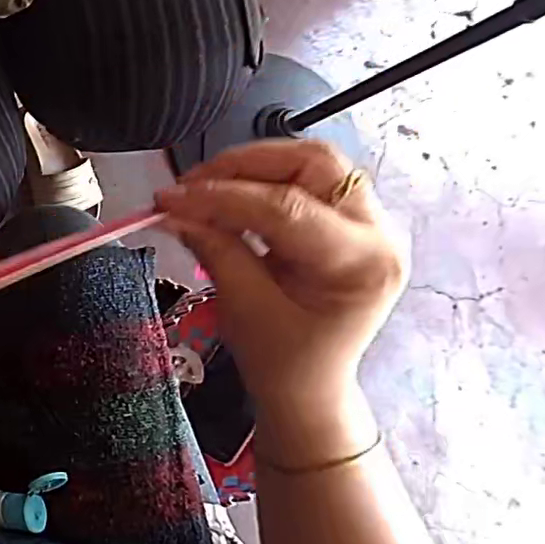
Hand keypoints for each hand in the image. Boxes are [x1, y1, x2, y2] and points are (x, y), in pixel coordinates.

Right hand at [155, 140, 407, 416]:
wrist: (310, 380)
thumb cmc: (280, 354)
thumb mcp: (242, 305)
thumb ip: (213, 249)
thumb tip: (173, 211)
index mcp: (359, 262)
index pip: (284, 207)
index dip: (218, 196)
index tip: (166, 199)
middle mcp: (378, 232)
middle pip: (312, 164)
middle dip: (242, 165)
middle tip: (189, 185)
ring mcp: (368, 222)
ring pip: (309, 163)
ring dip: (248, 168)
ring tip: (201, 189)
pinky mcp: (347, 219)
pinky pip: (303, 180)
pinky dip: (257, 181)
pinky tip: (223, 200)